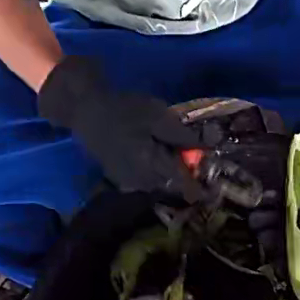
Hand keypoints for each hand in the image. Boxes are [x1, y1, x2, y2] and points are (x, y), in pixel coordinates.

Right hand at [38, 56, 201, 199]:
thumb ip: (182, 137)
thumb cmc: (125, 110)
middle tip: (197, 168)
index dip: (198, 188)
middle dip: (185, 180)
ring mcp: (129, 182)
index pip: (182, 185)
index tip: (212, 189)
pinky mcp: (121, 179)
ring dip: (170, 177)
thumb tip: (206, 151)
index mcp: (151, 166)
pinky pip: (146, 182)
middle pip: (171, 187)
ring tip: (179, 161)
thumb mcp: (158, 116)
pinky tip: (158, 160)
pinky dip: (156, 174)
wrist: (87, 111)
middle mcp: (141, 181)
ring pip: (159, 186)